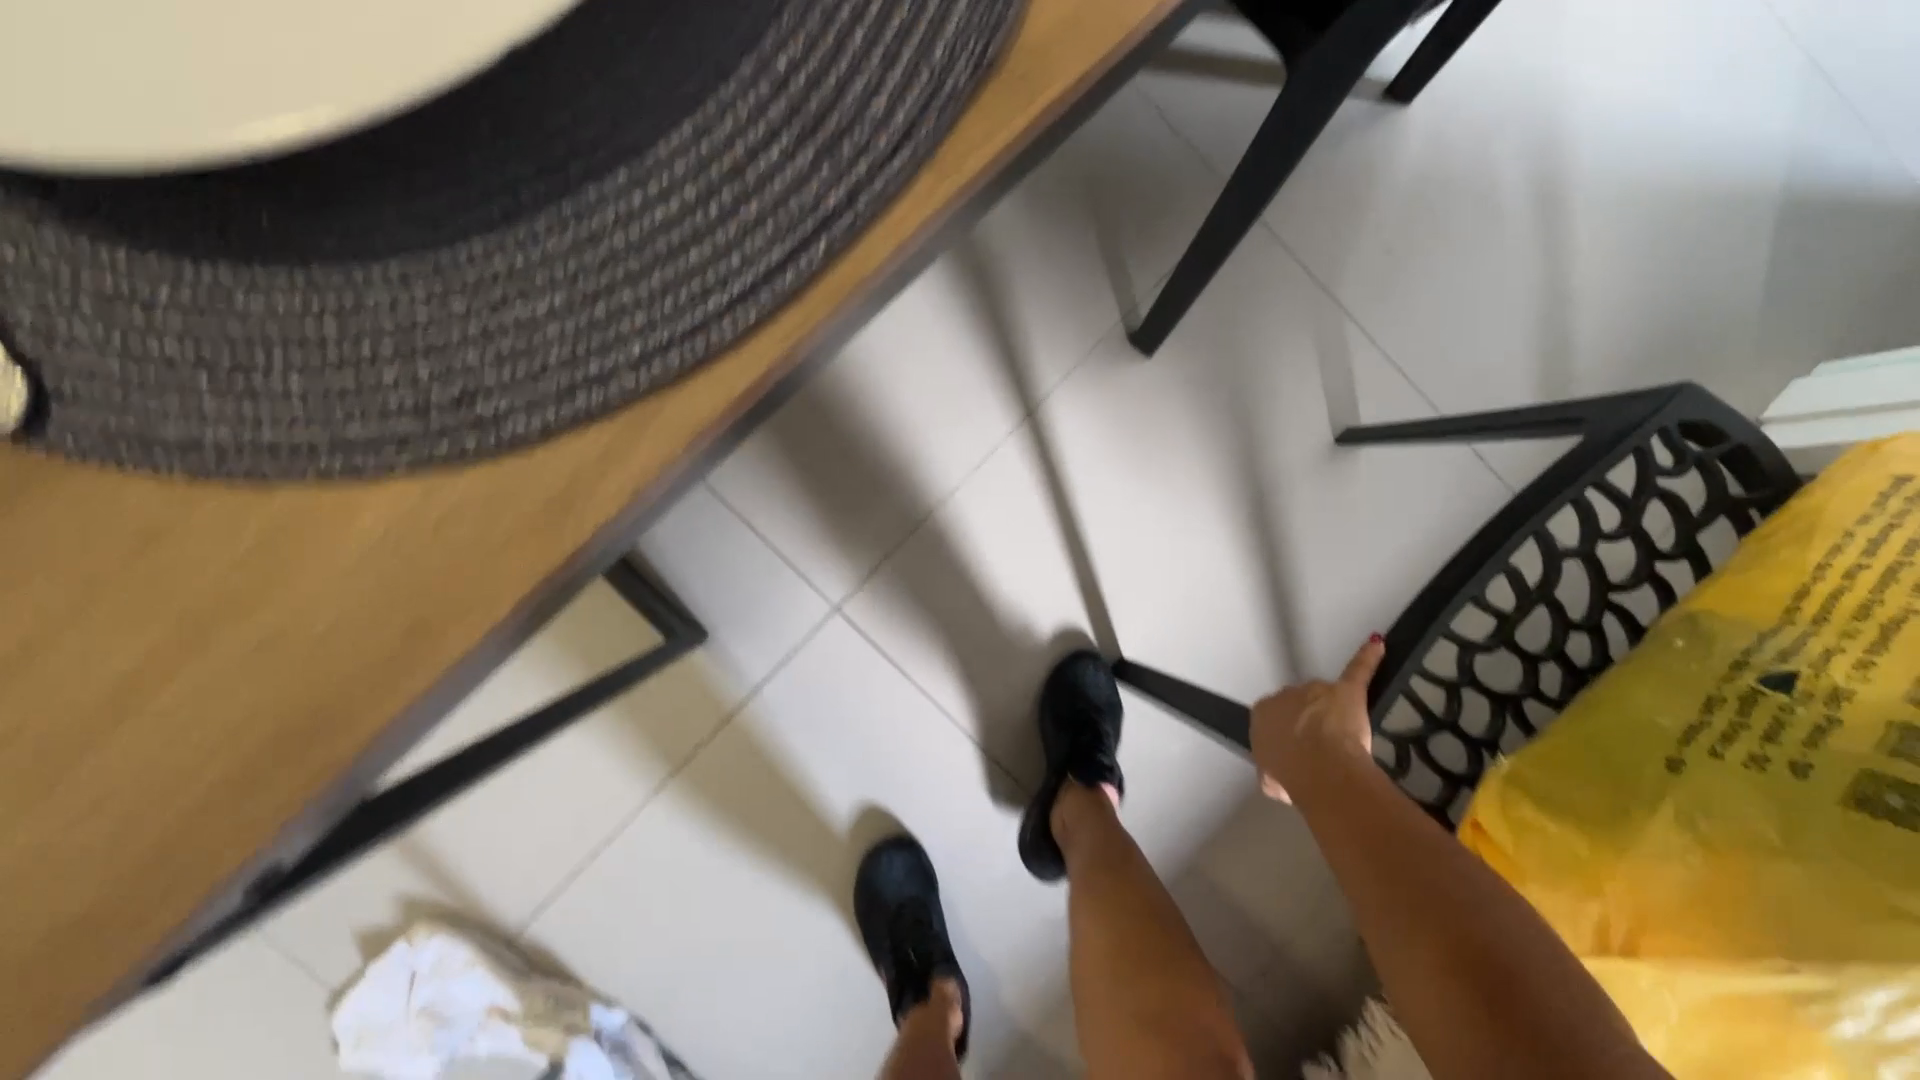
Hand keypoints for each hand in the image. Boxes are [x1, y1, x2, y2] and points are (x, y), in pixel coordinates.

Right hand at [1251, 637, 1383, 802]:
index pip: (1275, 718)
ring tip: (1343, 742)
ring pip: (1325, 699)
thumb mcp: (1270, 780)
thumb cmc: (1291, 776)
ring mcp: (1315, 690)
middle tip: (1320, 749)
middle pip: (1299, 704)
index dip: (1288, 734)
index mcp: (1262, 713)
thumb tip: (1280, 774)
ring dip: (1331, 715)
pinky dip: (1367, 659)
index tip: (1297, 749)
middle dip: (1308, 723)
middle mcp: (1284, 695)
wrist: (1320, 771)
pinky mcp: (1346, 690)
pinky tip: (1377, 645)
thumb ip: (1273, 769)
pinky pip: (1357, 670)